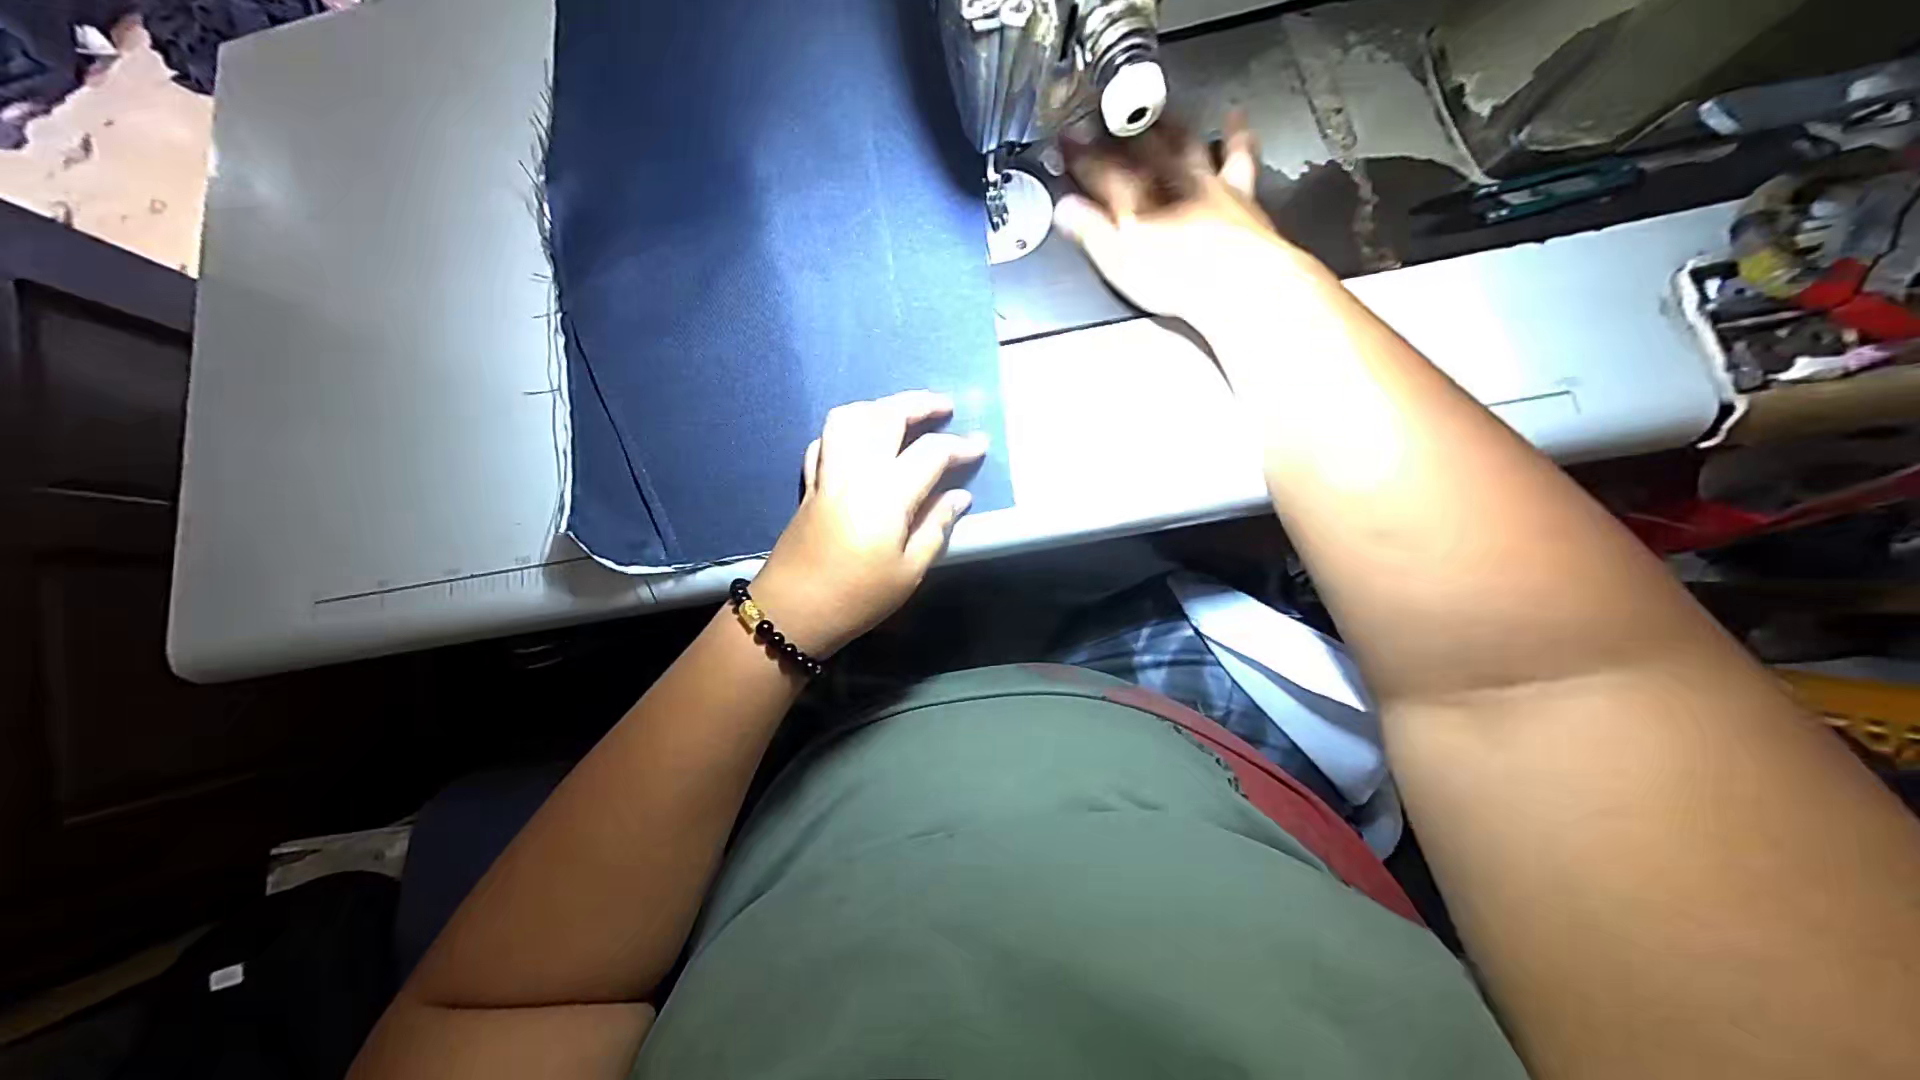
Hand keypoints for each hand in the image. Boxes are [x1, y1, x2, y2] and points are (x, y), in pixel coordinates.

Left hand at [748, 391, 986, 657]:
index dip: (959, 446)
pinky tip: (861, 441)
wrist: (792, 612)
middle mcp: (855, 471)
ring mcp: (827, 474)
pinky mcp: (810, 484)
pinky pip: (825, 441)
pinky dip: (847, 431)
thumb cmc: (857, 597)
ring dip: (879, 407)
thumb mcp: (908, 571)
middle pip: (886, 417)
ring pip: (849, 418)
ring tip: (902, 414)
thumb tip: (959, 498)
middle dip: (919, 404)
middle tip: (944, 406)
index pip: (930, 453)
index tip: (980, 446)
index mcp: (886, 493)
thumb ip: (936, 527)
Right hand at [1052, 111, 1335, 333]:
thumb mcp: (1119, 262)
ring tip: (1165, 110)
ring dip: (1172, 127)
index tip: (1067, 143)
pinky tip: (1236, 117)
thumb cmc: (1180, 279)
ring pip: (1185, 144)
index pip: (1101, 172)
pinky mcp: (1240, 195)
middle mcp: (1173, 184)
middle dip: (1123, 134)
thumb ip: (1090, 231)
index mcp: (1137, 202)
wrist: (1238, 283)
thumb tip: (1065, 210)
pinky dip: (1236, 134)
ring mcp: (1207, 185)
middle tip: (1112, 119)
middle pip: (1143, 150)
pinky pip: (1238, 155)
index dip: (1081, 157)